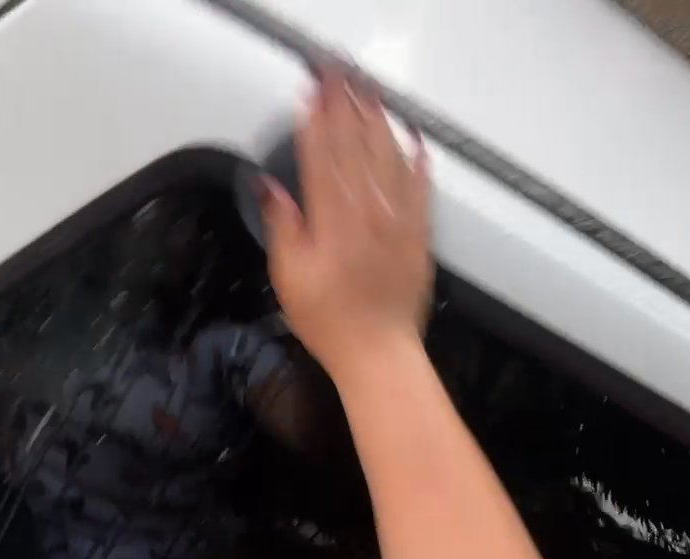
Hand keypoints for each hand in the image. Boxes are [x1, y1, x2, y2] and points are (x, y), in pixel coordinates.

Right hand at [261, 66, 432, 385]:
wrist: (377, 351)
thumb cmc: (327, 321)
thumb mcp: (288, 278)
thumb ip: (283, 226)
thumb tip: (270, 185)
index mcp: (332, 219)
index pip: (321, 155)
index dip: (315, 120)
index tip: (311, 91)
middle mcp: (368, 209)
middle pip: (355, 146)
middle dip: (344, 107)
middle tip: (338, 76)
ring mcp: (398, 218)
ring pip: (388, 156)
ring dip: (376, 120)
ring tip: (368, 92)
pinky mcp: (419, 232)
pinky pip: (420, 186)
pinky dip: (415, 159)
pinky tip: (412, 140)